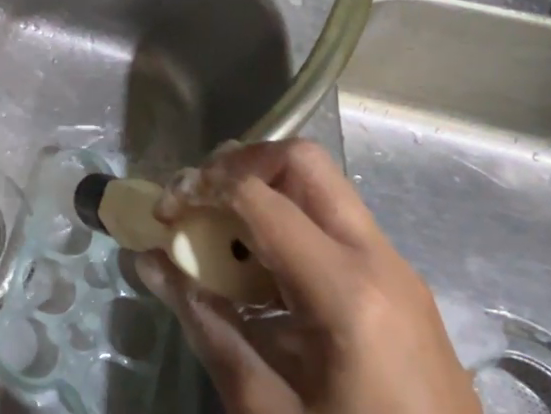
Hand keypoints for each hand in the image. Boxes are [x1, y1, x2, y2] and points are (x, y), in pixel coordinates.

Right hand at [137, 141, 479, 413]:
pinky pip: (338, 226)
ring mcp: (398, 273)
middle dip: (238, 166)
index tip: (164, 217)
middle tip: (199, 201)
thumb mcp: (265, 405)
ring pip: (323, 187)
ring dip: (264, 192)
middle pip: (302, 161)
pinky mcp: (403, 291)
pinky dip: (290, 224)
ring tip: (224, 235)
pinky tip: (263, 274)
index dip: (196, 189)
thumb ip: (205, 323)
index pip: (256, 193)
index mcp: (346, 289)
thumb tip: (148, 261)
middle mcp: (379, 261)